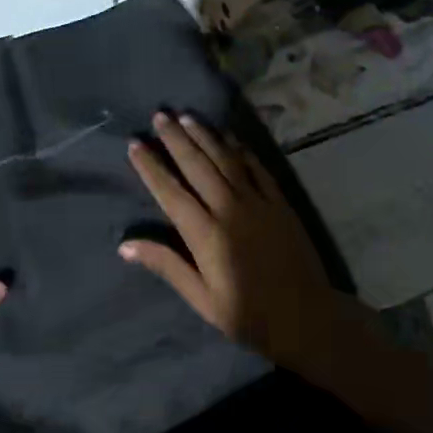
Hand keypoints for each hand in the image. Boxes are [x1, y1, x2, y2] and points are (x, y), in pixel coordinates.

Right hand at [122, 113, 340, 365]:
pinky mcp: (279, 202)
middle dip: (176, 139)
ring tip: (186, 116)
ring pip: (226, 159)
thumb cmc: (248, 315)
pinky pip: (257, 168)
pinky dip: (241, 150)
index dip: (151, 167)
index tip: (135, 143)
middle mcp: (229, 209)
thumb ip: (166, 266)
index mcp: (206, 235)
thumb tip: (125, 245)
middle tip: (159, 115)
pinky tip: (230, 137)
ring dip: (205, 136)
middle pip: (197, 166)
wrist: (307, 317)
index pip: (171, 192)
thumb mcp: (201, 299)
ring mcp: (258, 202)